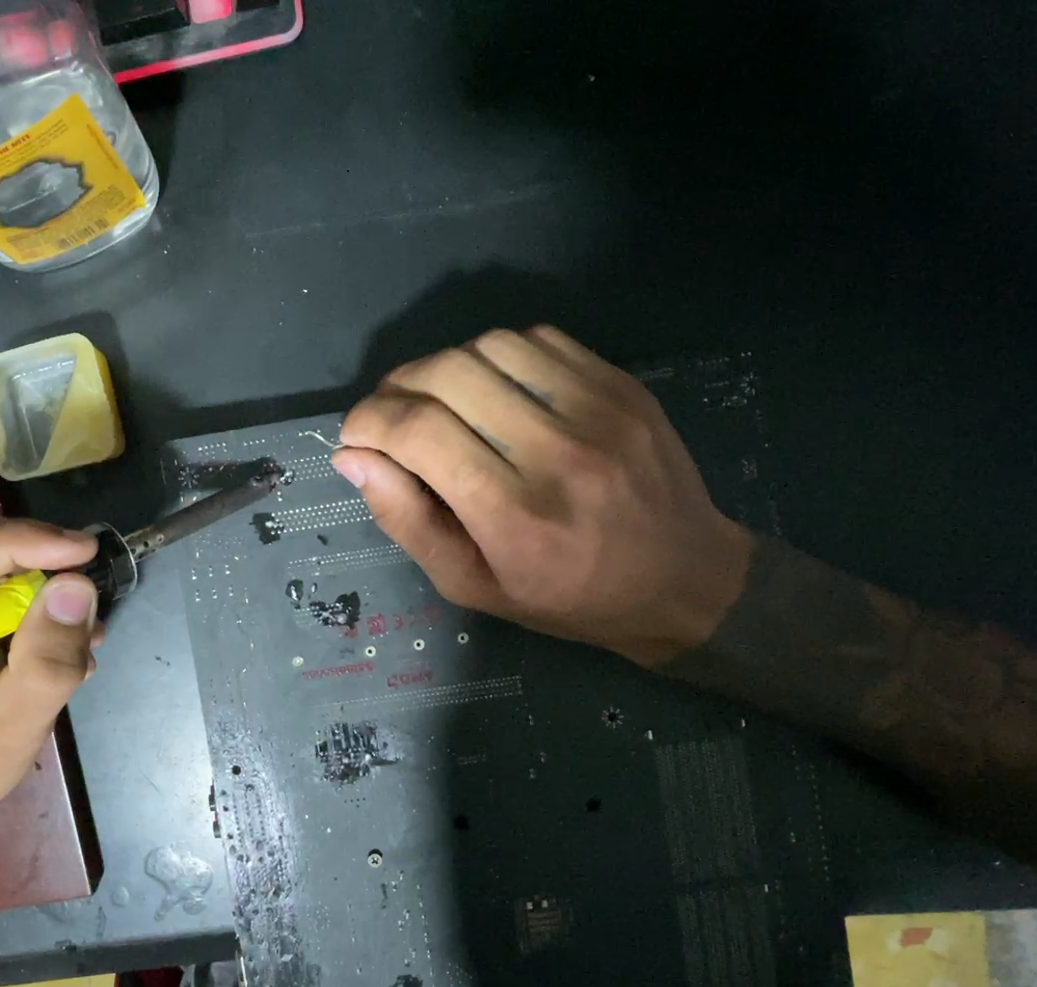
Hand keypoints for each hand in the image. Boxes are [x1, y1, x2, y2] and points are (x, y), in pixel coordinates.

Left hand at [0, 503, 100, 890]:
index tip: (83, 549)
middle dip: (20, 550)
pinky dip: (10, 576)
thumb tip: (77, 584)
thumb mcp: (15, 728)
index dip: (14, 542)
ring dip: (20, 564)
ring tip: (64, 617)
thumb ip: (46, 661)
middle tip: (76, 586)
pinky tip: (40, 621)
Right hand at [333, 326, 753, 665]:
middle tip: (387, 416)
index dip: (368, 422)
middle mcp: (557, 452)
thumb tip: (353, 459)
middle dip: (395, 388)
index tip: (354, 436)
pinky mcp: (621, 385)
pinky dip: (494, 355)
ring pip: (488, 346)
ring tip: (436, 401)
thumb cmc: (564, 597)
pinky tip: (491, 389)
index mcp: (514, 515)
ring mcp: (598, 410)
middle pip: (447, 376)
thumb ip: (406, 521)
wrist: (683, 581)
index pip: (418, 434)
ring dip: (443, 367)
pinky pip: (537, 339)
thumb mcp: (469, 584)